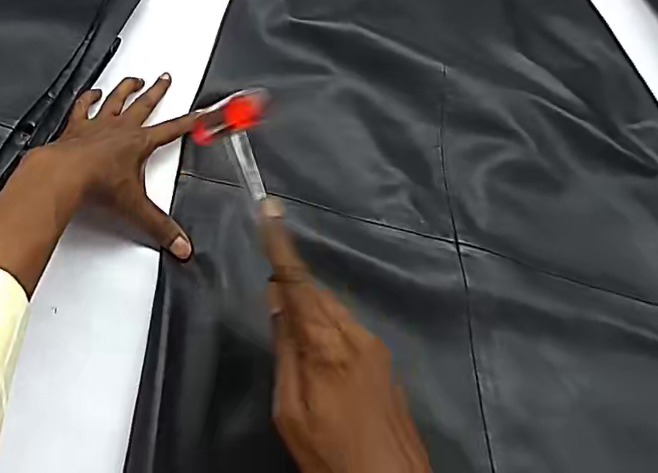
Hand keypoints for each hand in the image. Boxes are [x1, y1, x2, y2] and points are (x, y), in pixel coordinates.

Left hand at [39, 75, 198, 258]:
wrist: (65, 174)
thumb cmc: (97, 185)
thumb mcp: (136, 209)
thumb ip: (160, 227)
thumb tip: (181, 245)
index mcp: (139, 143)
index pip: (171, 130)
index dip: (187, 121)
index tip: (198, 113)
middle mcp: (121, 127)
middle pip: (144, 104)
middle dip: (158, 91)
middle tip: (165, 79)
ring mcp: (98, 123)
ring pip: (117, 98)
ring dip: (127, 88)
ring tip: (135, 79)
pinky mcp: (77, 125)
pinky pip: (84, 106)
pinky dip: (88, 97)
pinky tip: (91, 92)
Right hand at [263, 201, 431, 472]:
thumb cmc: (333, 456)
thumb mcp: (291, 411)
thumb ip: (284, 349)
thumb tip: (276, 300)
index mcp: (327, 344)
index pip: (297, 281)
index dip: (280, 245)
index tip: (269, 209)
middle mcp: (356, 334)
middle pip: (315, 291)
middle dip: (292, 286)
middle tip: (271, 297)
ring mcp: (376, 347)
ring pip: (332, 308)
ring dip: (311, 308)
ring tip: (294, 334)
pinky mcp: (387, 363)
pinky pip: (348, 327)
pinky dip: (329, 326)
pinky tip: (322, 356)